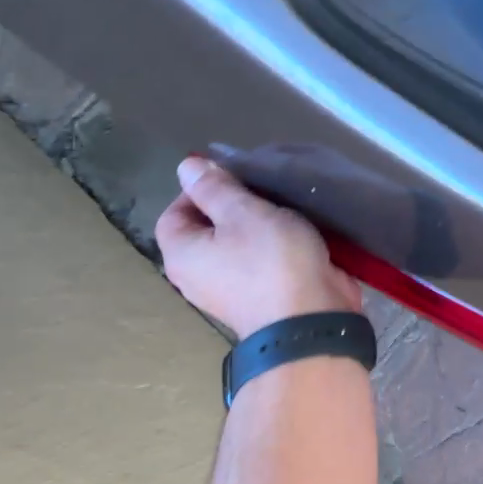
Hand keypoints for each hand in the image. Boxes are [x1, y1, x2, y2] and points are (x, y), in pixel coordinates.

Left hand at [155, 155, 362, 338]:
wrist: (308, 317)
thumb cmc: (272, 259)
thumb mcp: (245, 212)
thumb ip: (216, 188)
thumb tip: (186, 166)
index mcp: (182, 254)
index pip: (174, 212)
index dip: (201, 189)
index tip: (240, 178)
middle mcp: (196, 275)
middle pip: (207, 228)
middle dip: (236, 205)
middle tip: (269, 190)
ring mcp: (228, 289)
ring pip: (236, 244)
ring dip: (260, 224)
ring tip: (289, 207)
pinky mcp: (259, 295)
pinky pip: (259, 261)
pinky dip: (275, 245)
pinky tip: (300, 233)